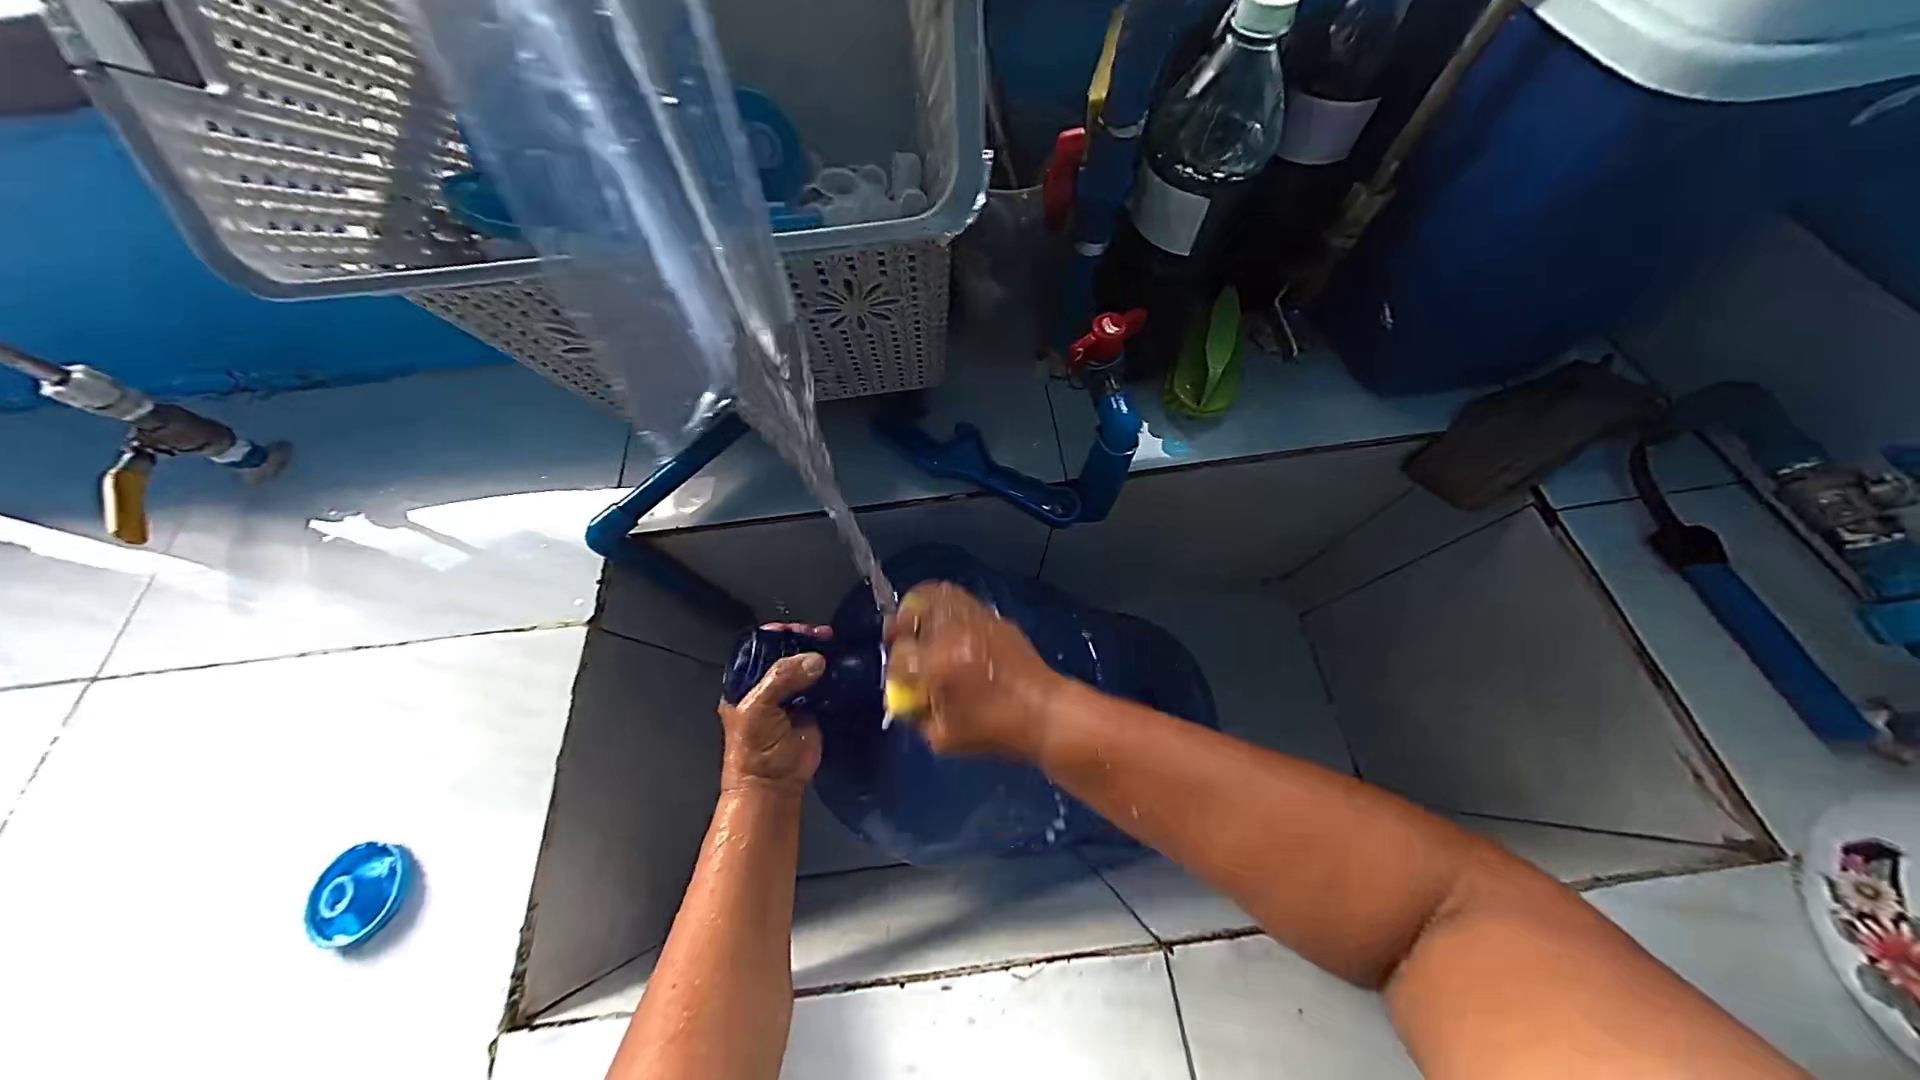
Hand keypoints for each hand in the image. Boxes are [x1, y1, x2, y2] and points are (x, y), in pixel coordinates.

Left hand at [718, 623, 828, 793]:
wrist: (773, 784)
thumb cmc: (754, 749)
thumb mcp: (759, 707)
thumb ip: (782, 678)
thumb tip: (815, 659)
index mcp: (746, 682)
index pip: (761, 647)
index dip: (778, 634)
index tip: (797, 630)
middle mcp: (769, 685)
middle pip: (789, 652)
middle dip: (804, 641)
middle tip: (821, 635)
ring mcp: (793, 695)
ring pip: (809, 665)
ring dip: (822, 654)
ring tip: (834, 644)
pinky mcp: (815, 707)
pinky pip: (826, 684)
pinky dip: (834, 673)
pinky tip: (842, 664)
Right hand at [883, 583, 1068, 760]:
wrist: (1046, 713)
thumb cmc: (996, 731)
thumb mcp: (944, 738)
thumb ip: (917, 715)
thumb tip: (905, 695)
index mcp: (941, 665)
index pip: (900, 656)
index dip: (894, 667)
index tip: (900, 676)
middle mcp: (957, 634)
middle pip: (914, 611)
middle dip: (900, 625)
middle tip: (898, 635)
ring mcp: (978, 621)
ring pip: (937, 595)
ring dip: (922, 610)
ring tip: (918, 623)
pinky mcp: (995, 619)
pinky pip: (961, 602)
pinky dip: (946, 610)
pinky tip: (946, 628)